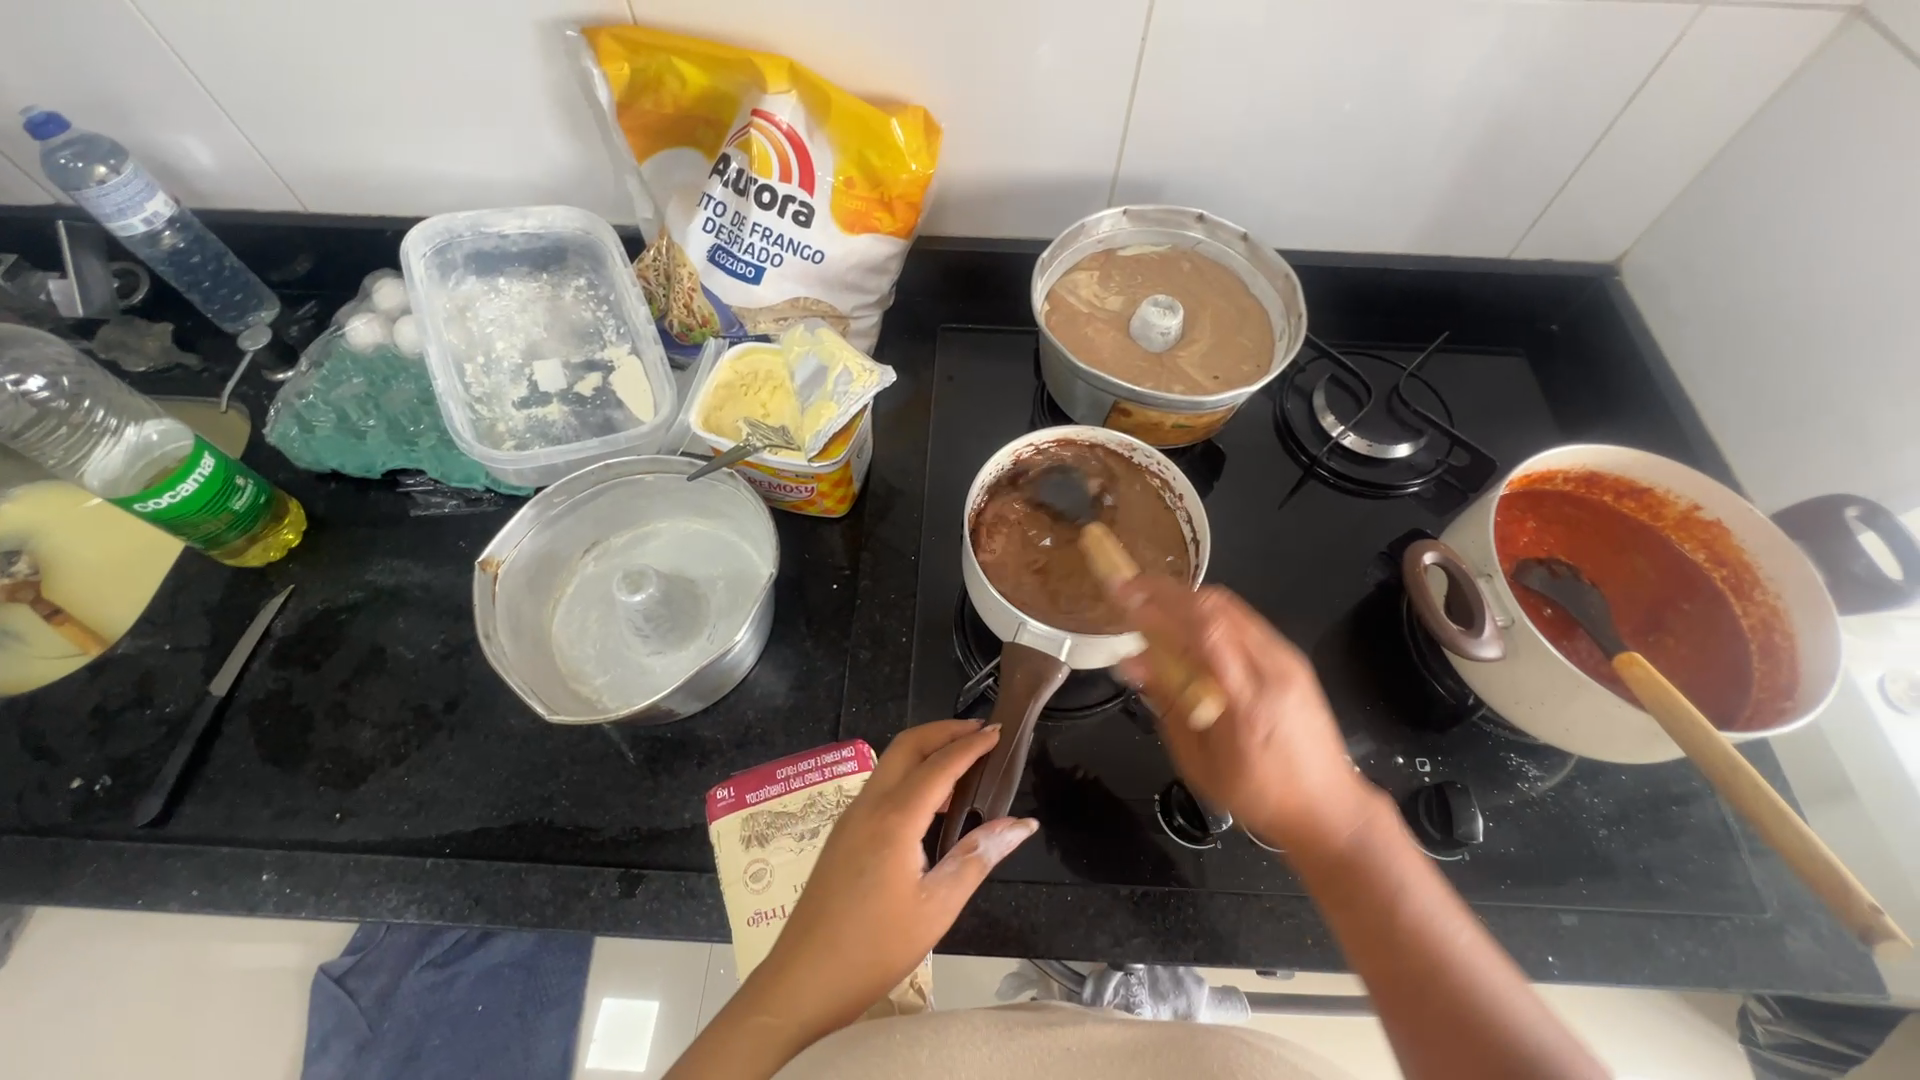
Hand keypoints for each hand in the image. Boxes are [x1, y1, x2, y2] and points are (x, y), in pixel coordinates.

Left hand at [742, 720, 1036, 1039]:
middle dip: (944, 731)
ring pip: (890, 764)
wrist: (803, 980)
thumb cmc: (875, 948)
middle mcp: (869, 806)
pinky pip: (880, 787)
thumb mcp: (937, 907)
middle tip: (981, 734)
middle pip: (907, 746)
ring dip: (925, 752)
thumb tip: (1021, 823)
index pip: (940, 765)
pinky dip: (909, 776)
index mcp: (895, 819)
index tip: (999, 732)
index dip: (971, 745)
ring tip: (963, 764)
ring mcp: (850, 818)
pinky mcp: (842, 835)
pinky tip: (931, 805)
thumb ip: (978, 856)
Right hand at [1114, 577, 1376, 853]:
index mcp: (1247, 700)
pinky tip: (1187, 628)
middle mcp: (1273, 668)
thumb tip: (1132, 662)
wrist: (1328, 806)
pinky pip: (1244, 621)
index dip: (1160, 604)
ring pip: (1231, 607)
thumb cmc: (1258, 796)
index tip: (1123, 595)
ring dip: (1187, 600)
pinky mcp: (1292, 659)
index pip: (1204, 630)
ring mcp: (1287, 660)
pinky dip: (1209, 615)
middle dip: (1167, 592)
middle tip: (1130, 593)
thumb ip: (1168, 705)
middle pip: (1216, 606)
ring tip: (1152, 608)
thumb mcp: (1199, 762)